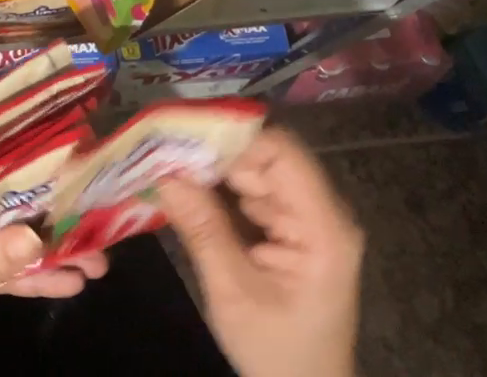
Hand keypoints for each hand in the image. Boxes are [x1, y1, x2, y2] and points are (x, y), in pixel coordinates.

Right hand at [158, 127, 363, 376]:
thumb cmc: (278, 351)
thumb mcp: (234, 293)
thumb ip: (203, 229)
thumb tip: (164, 173)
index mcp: (323, 227)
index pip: (282, 154)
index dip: (233, 138)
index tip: (183, 137)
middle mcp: (321, 212)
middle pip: (266, 159)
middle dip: (214, 154)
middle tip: (163, 152)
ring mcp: (306, 219)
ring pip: (254, 172)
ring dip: (212, 170)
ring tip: (167, 167)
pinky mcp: (290, 229)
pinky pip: (251, 193)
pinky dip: (219, 190)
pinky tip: (187, 189)